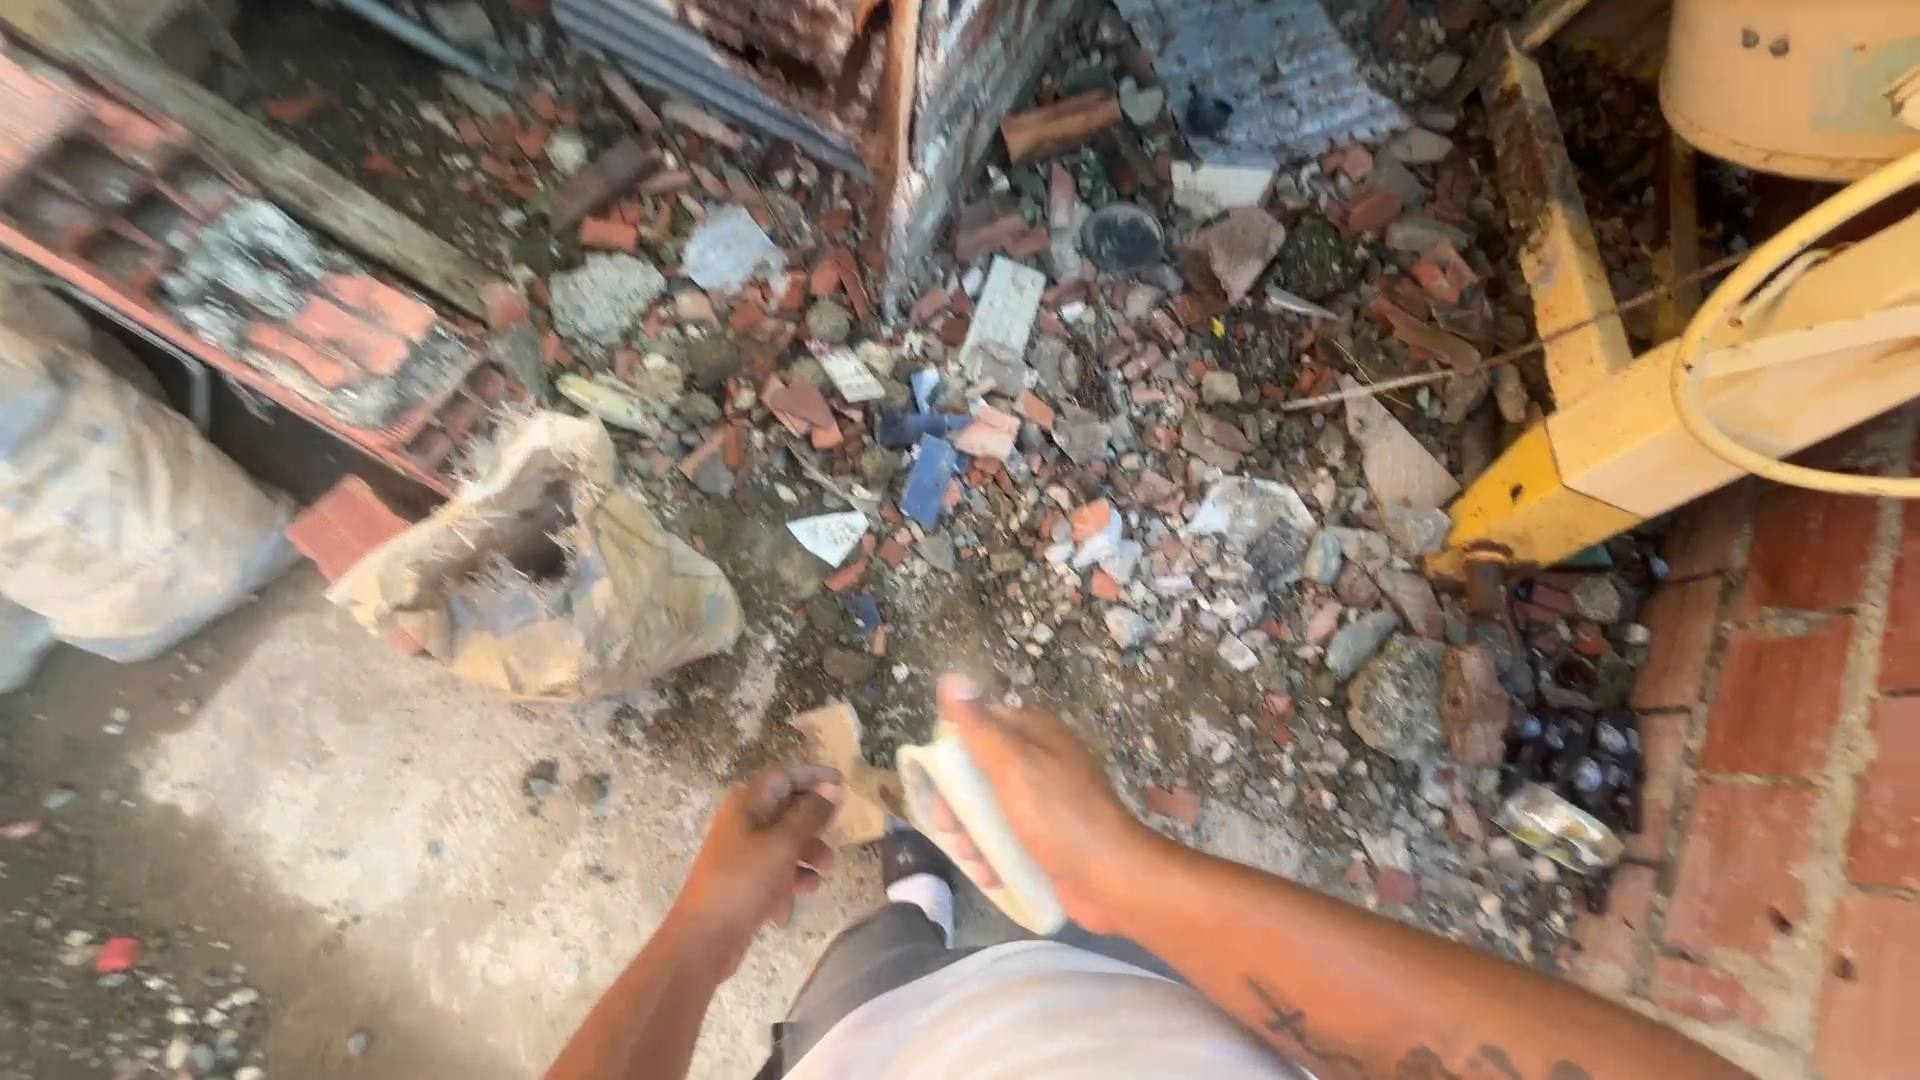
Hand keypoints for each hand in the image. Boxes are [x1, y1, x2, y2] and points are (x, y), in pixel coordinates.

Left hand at [668, 765, 841, 975]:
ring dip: (808, 851)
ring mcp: (742, 854)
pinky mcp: (745, 882)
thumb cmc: (744, 882)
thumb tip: (832, 788)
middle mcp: (743, 824)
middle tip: (837, 829)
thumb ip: (810, 815)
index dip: (813, 776)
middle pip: (786, 809)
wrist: (702, 941)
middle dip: (814, 820)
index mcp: (746, 805)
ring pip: (784, 842)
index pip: (784, 777)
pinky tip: (802, 893)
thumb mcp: (783, 844)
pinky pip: (776, 870)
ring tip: (825, 867)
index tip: (842, 782)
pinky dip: (791, 878)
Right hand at [935, 674, 1163, 933]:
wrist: (1111, 878)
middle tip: (950, 828)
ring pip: (993, 810)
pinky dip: (996, 855)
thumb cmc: (1058, 814)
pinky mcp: (1049, 838)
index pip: (982, 726)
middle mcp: (1041, 761)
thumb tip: (952, 678)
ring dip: (974, 835)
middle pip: (982, 772)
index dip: (955, 751)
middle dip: (960, 803)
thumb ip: (979, 725)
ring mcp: (1047, 802)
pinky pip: (1010, 839)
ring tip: (972, 857)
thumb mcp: (1013, 763)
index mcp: (1036, 734)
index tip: (939, 781)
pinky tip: (990, 874)